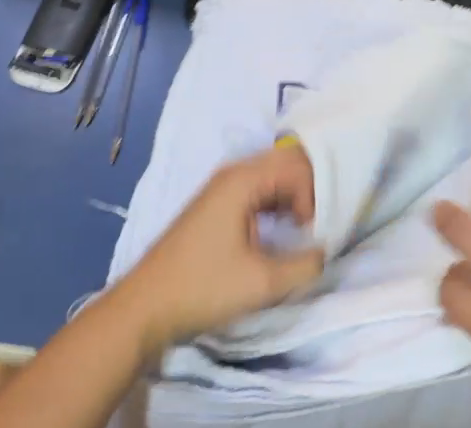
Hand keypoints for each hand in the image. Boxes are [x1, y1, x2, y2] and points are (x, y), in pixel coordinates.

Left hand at [108, 146, 323, 357]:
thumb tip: (324, 250)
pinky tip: (278, 232)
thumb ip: (305, 265)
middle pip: (286, 163)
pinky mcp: (215, 204)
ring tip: (299, 230)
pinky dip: (275, 204)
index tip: (312, 234)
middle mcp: (232, 173)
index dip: (315, 198)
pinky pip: (257, 189)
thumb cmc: (203, 288)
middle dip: (308, 191)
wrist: (145, 307)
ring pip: (272, 176)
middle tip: (314, 227)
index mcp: (243, 179)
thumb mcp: (263, 283)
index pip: (299, 167)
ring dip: (292, 198)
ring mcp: (221, 187)